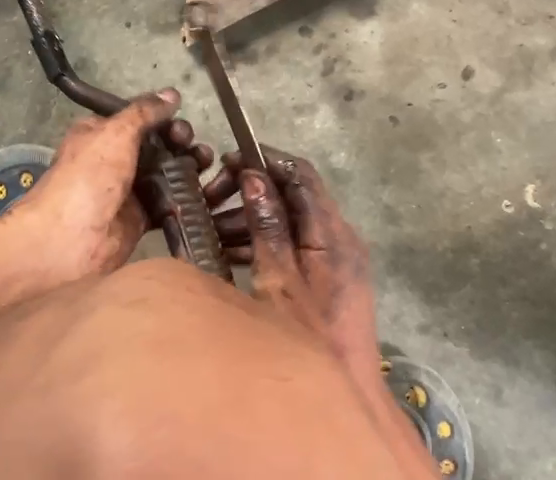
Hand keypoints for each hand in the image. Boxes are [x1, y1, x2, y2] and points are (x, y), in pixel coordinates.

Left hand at [0, 89, 212, 297]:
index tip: (181, 122)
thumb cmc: (87, 179)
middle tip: (196, 147)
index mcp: (98, 133)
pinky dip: (185, 197)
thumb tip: (171, 94)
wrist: (69, 239)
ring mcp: (126, 190)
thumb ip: (143, 114)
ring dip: (187, 167)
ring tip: (208, 165)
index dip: (161, 118)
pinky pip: (166, 203)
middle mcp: (112, 159)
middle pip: (154, 146)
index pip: (136, 119)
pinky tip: (207, 193)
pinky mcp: (139, 219)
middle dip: (178, 143)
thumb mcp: (113, 134)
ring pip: (163, 174)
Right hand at [203, 150, 380, 383]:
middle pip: (291, 192)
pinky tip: (227, 250)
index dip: (262, 160)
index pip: (300, 174)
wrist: (346, 396)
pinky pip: (289, 240)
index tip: (224, 165)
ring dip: (248, 215)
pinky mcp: (324, 275)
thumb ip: (267, 227)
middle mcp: (338, 238)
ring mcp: (333, 257)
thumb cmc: (309, 338)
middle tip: (208, 198)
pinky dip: (258, 237)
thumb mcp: (278, 280)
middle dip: (247, 189)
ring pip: (286, 216)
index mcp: (332, 234)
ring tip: (210, 226)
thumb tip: (252, 176)